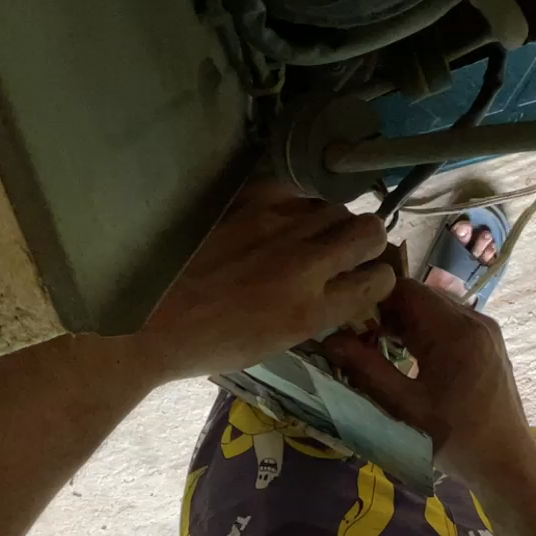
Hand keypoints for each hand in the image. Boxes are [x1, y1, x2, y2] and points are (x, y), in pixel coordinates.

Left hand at [128, 179, 396, 380]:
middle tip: (353, 247)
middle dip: (369, 240)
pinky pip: (296, 189)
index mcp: (311, 312)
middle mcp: (304, 265)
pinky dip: (300, 202)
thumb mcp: (277, 344)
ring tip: (317, 231)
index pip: (377, 281)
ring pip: (335, 205)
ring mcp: (277, 227)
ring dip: (336, 219)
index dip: (381, 277)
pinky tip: (286, 214)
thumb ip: (317, 314)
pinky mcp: (248, 202)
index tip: (370, 277)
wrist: (154, 322)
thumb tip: (341, 290)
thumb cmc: (213, 345)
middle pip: (368, 230)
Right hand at [320, 278, 535, 486]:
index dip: (370, 298)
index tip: (344, 320)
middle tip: (354, 336)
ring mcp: (485, 328)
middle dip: (384, 311)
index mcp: (454, 331)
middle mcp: (474, 318)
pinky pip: (449, 322)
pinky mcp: (488, 341)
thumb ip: (366, 371)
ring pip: (433, 308)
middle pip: (419, 295)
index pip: (404, 289)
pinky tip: (406, 356)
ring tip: (376, 347)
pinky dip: (424, 331)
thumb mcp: (405, 408)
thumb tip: (329, 340)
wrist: (507, 463)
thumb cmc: (455, 440)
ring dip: (403, 322)